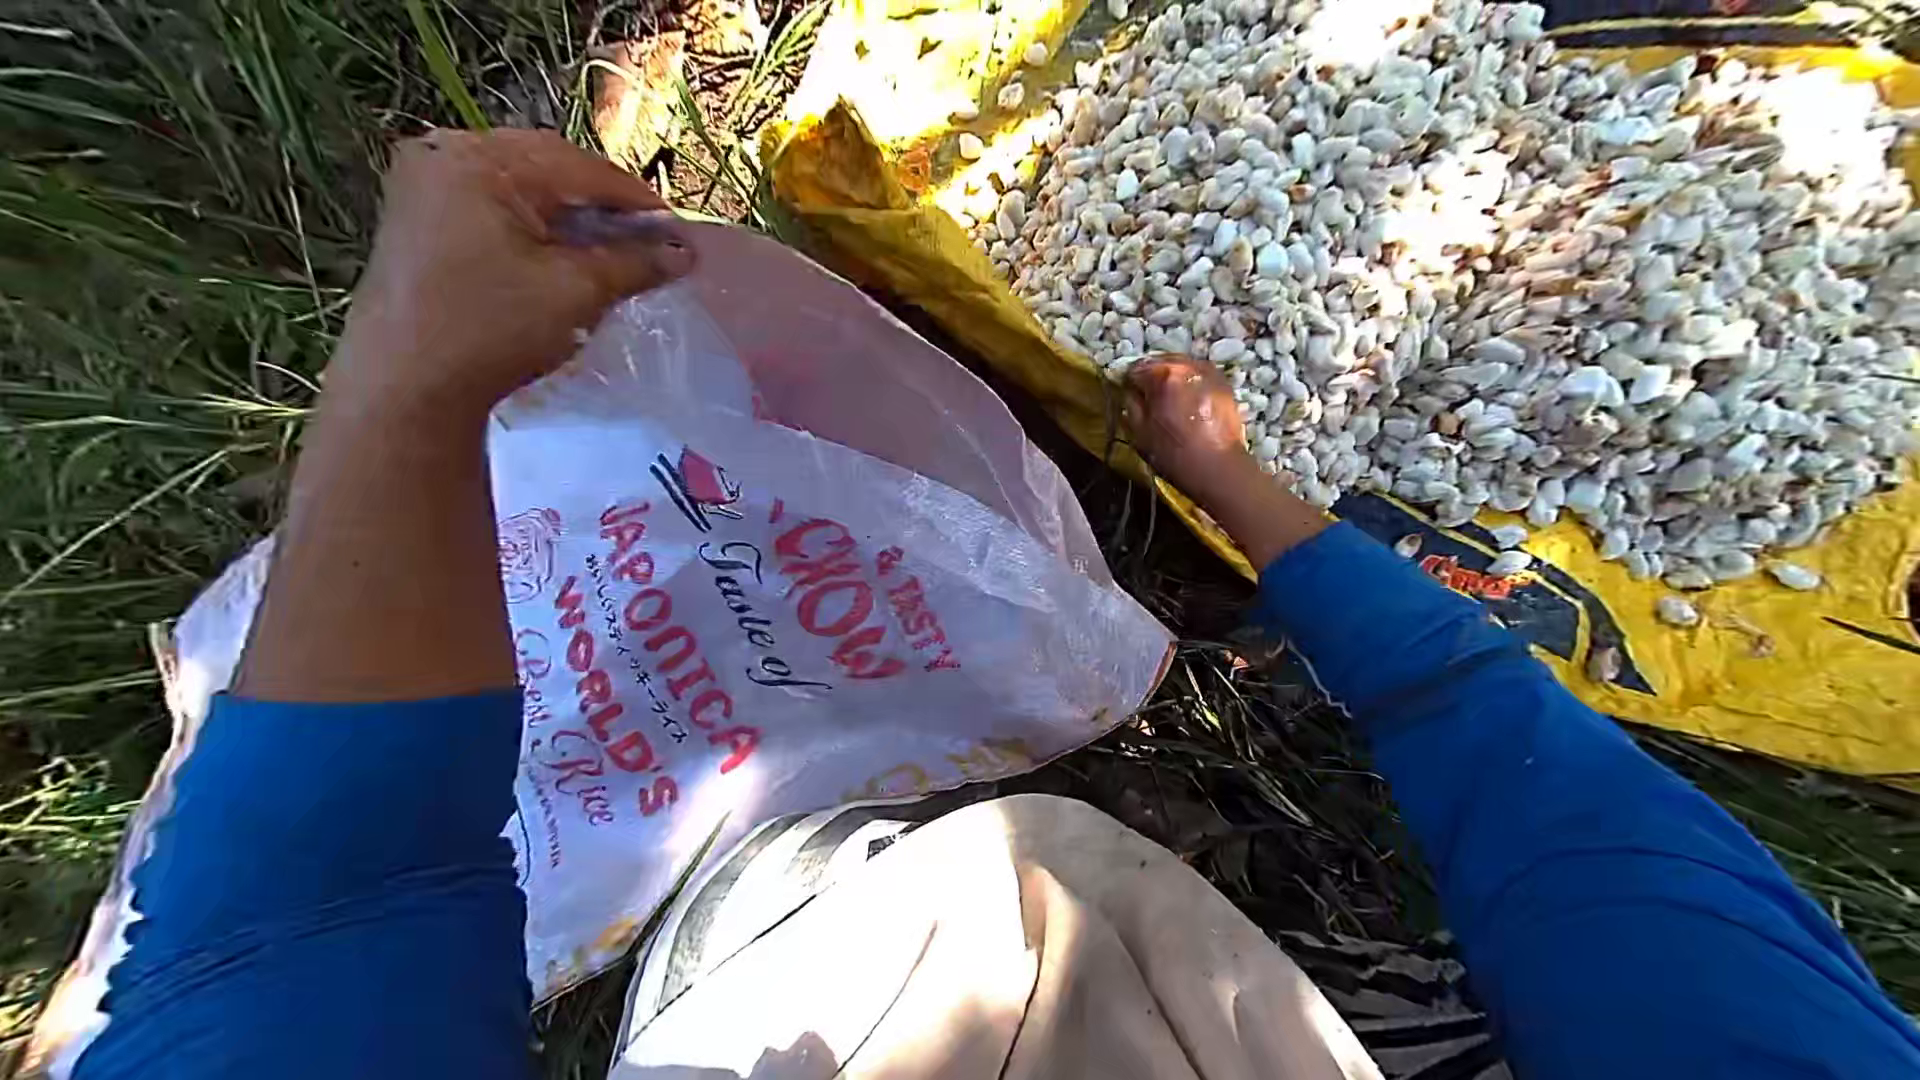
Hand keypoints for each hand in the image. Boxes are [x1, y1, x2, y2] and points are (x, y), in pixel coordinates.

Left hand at [328, 128, 695, 422]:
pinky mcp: (425, 217)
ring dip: (575, 214)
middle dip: (605, 202)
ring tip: (615, 248)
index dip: (637, 198)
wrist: (411, 381)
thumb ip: (634, 263)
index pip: (580, 166)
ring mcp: (429, 184)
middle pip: (549, 167)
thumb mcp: (577, 291)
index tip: (678, 232)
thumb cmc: (496, 327)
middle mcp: (447, 156)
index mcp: (480, 162)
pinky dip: (542, 224)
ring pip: (525, 186)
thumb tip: (684, 252)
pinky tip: (568, 254)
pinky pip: (499, 205)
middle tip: (649, 239)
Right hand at [1125, 353, 1328, 567]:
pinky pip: (1198, 376)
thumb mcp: (1139, 433)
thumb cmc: (1174, 454)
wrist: (1219, 468)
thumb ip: (1131, 404)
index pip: (1135, 368)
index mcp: (1163, 375)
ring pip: (1181, 367)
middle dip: (1151, 377)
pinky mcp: (1224, 383)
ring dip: (1171, 379)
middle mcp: (1188, 365)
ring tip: (1168, 401)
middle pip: (1160, 362)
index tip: (1127, 396)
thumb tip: (1129, 391)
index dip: (1128, 382)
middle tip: (1147, 399)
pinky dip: (1189, 384)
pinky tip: (1187, 403)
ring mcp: (1209, 372)